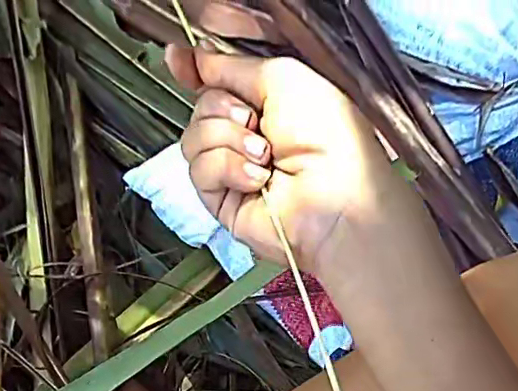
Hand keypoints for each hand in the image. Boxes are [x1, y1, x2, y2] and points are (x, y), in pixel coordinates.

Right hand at [167, 45, 421, 276]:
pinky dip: (227, 167)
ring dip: (227, 137)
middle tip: (253, 121)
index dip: (196, 71)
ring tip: (263, 154)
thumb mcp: (285, 79)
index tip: (182, 62)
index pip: (218, 85)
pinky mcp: (227, 204)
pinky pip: (201, 171)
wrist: (335, 203)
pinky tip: (256, 178)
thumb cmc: (331, 146)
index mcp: (269, 110)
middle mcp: (252, 142)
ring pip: (195, 138)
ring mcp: (238, 175)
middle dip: (223, 107)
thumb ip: (237, 67)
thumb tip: (200, 59)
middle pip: (202, 108)